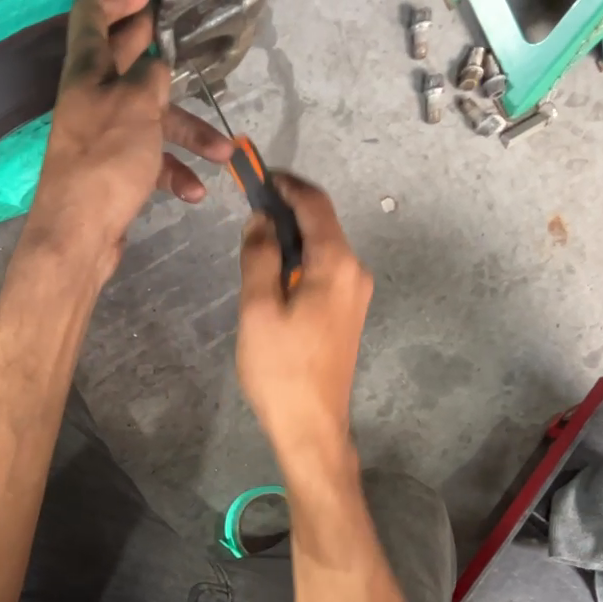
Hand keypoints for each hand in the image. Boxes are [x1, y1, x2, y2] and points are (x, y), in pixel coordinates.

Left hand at [23, 0, 232, 278]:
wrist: (78, 238)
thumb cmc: (104, 162)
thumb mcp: (136, 104)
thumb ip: (151, 76)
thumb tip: (156, 68)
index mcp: (88, 71)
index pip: (92, 14)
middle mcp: (91, 101)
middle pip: (128, 64)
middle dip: (159, 53)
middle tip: (188, 40)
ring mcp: (102, 140)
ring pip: (150, 121)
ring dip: (188, 134)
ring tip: (224, 153)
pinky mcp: (112, 175)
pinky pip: (148, 163)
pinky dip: (172, 174)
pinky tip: (194, 192)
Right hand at [236, 174, 374, 462]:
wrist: (312, 426)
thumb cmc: (280, 370)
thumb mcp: (258, 310)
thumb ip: (259, 258)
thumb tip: (261, 219)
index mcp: (335, 264)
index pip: (314, 204)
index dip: (286, 184)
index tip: (256, 174)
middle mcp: (354, 272)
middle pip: (321, 226)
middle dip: (286, 213)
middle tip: (247, 214)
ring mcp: (355, 296)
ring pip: (321, 252)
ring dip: (290, 242)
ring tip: (253, 252)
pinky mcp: (348, 317)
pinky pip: (323, 275)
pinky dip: (298, 266)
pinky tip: (273, 284)